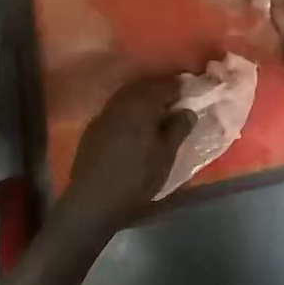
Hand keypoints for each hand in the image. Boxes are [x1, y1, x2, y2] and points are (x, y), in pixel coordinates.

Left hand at [54, 78, 193, 238]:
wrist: (94, 199)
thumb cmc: (137, 177)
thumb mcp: (166, 155)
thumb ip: (178, 129)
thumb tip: (187, 111)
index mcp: (142, 105)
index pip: (164, 85)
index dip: (179, 88)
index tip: (190, 95)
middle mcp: (121, 102)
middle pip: (144, 87)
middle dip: (160, 92)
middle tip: (175, 104)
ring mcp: (104, 113)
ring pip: (128, 97)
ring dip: (143, 101)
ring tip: (156, 115)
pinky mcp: (93, 127)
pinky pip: (116, 109)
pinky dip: (129, 111)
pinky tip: (133, 126)